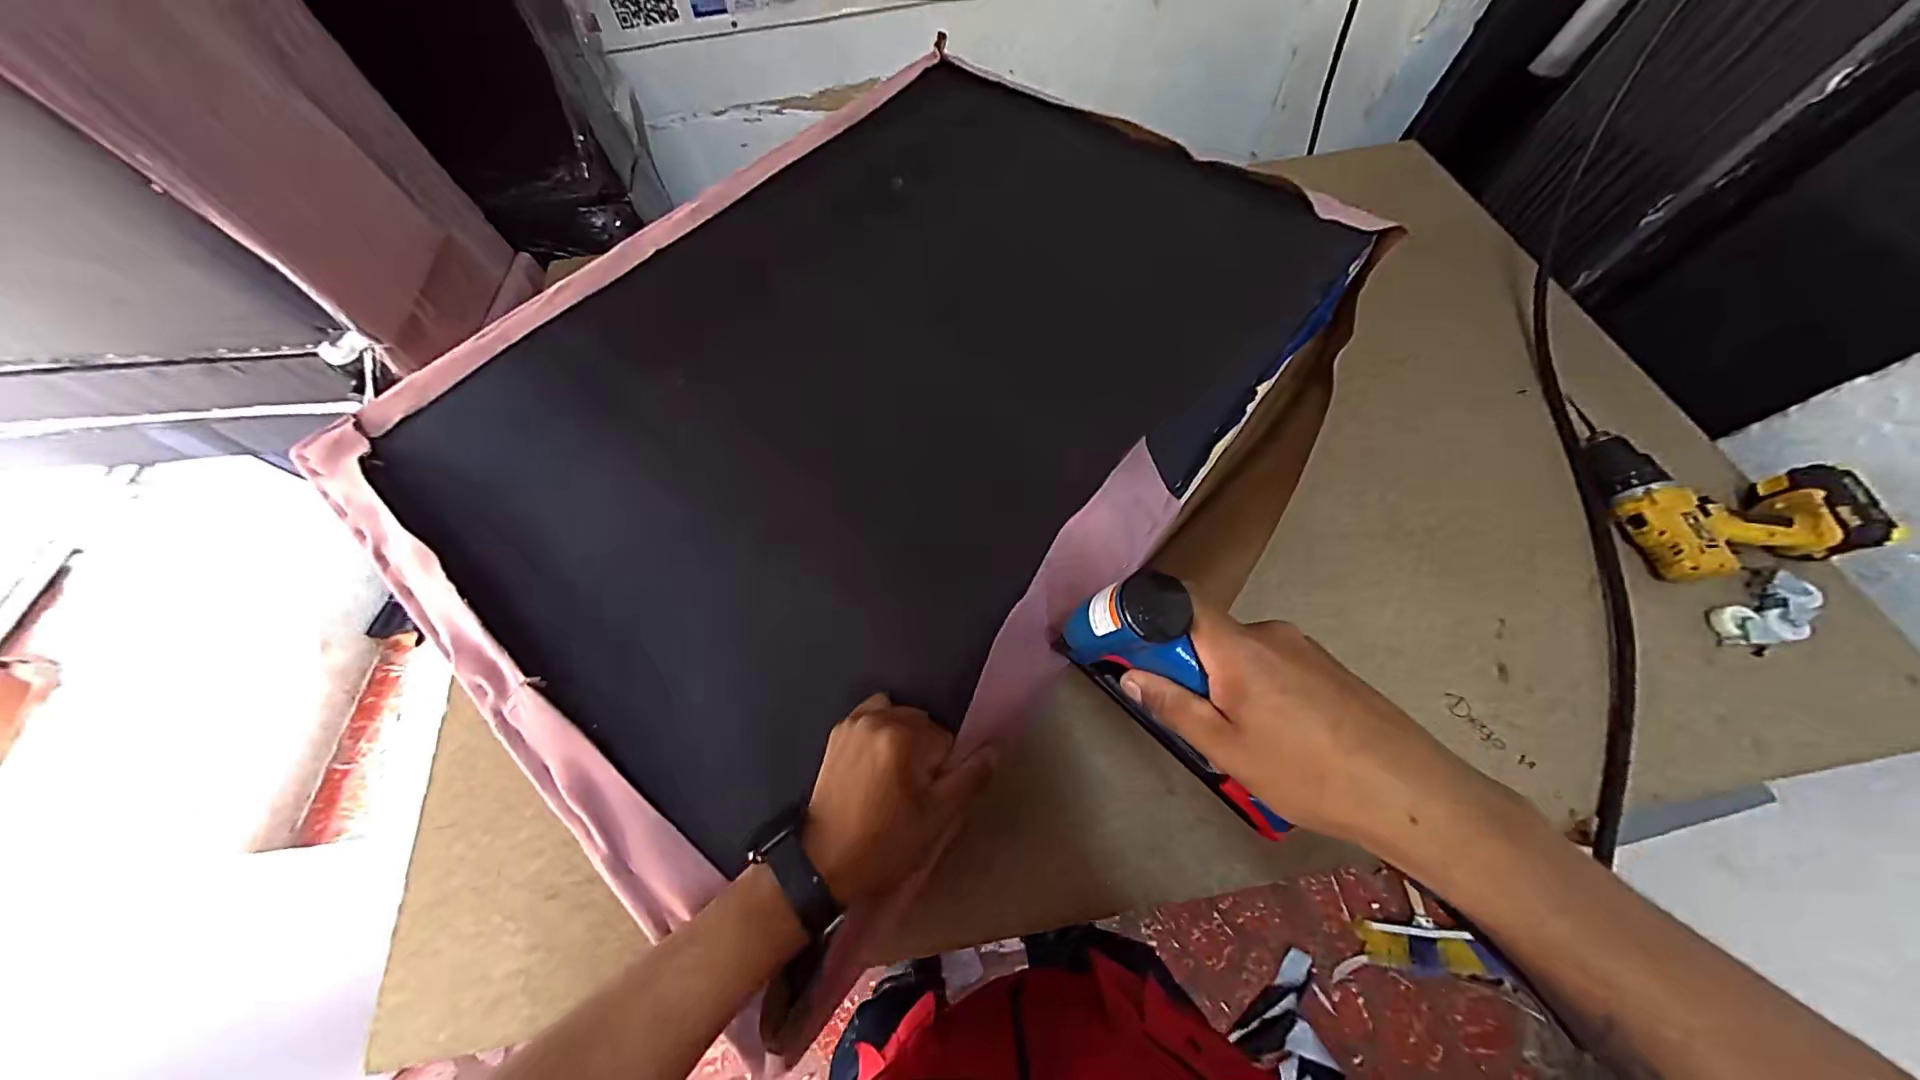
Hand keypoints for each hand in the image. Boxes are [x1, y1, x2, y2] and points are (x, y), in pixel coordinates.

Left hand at [803, 693, 996, 904]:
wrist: (822, 864)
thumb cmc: (883, 844)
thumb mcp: (937, 818)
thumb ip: (970, 778)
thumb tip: (993, 749)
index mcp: (903, 735)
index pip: (946, 740)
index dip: (944, 771)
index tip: (929, 798)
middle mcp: (876, 719)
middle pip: (923, 725)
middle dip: (925, 753)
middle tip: (912, 794)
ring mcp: (853, 724)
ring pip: (898, 717)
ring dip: (904, 740)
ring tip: (894, 779)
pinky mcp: (837, 735)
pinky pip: (871, 719)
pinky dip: (880, 733)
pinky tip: (875, 768)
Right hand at [1118, 599, 1513, 855]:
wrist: (1413, 794)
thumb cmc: (1306, 773)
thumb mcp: (1225, 748)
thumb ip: (1173, 705)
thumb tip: (1131, 674)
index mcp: (1239, 647)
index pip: (1180, 601)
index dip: (1145, 616)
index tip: (1125, 647)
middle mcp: (1271, 634)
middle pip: (1208, 633)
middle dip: (1188, 666)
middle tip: (1191, 716)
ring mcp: (1304, 648)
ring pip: (1240, 654)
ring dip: (1223, 682)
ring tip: (1240, 738)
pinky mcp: (1327, 667)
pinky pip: (1271, 665)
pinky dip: (1255, 689)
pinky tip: (1277, 736)